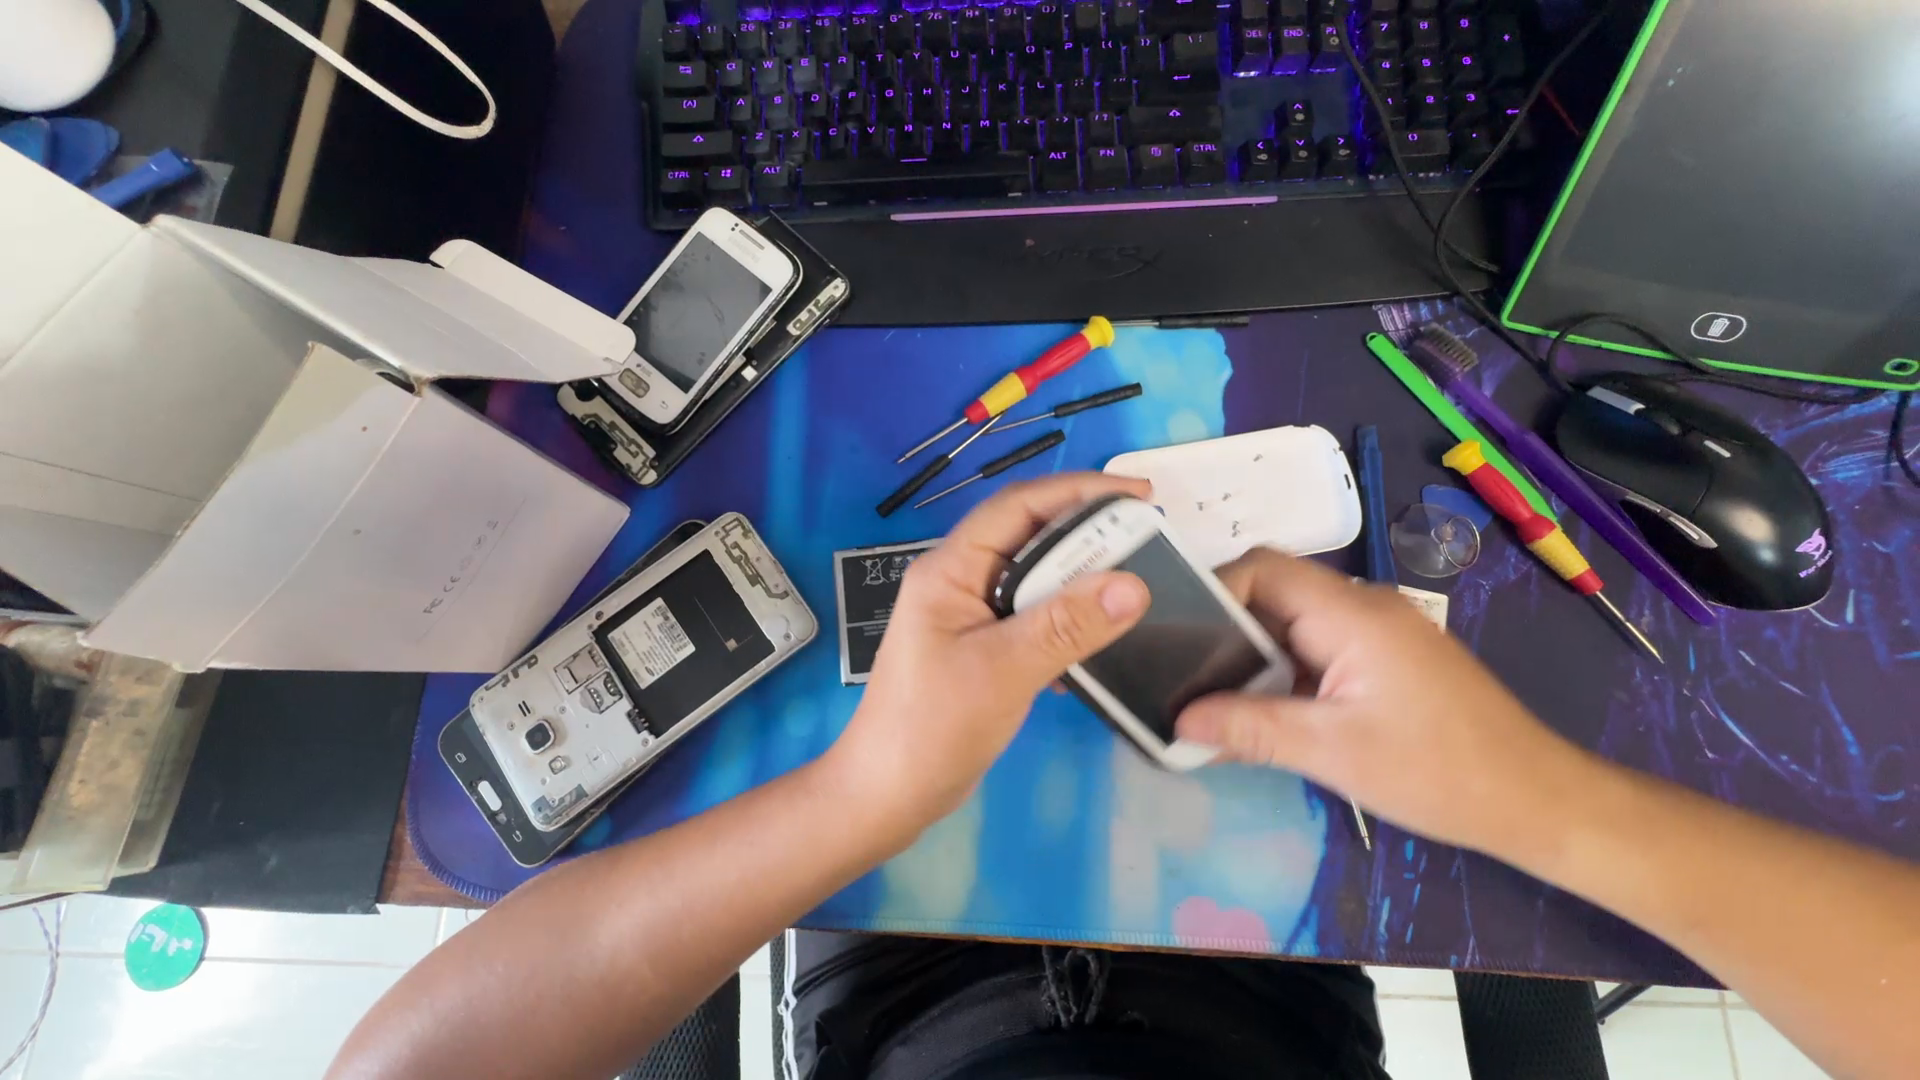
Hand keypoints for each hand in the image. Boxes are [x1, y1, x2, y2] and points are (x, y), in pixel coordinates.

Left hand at [826, 473, 1152, 836]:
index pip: (1018, 506)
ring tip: (1134, 584)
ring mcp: (971, 616)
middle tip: (1149, 538)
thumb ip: (1066, 625)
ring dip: (1082, 579)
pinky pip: (1034, 617)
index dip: (1079, 491)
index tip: (1139, 495)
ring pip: (1036, 580)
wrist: (890, 794)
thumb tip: (1133, 585)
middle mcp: (960, 581)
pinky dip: (1069, 621)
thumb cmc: (933, 726)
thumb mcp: (1003, 670)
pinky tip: (1099, 640)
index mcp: (951, 568)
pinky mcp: (984, 649)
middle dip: (1088, 533)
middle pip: (1031, 538)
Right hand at [1175, 548, 1591, 853]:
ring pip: (1289, 621)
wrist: (1538, 803)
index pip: (1261, 568)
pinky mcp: (1380, 658)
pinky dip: (1277, 670)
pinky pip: (1312, 646)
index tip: (1173, 634)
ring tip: (1205, 690)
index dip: (1211, 589)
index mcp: (1350, 613)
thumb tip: (1178, 719)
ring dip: (1248, 652)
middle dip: (1220, 625)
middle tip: (1177, 667)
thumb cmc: (1438, 771)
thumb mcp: (1332, 752)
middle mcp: (1361, 607)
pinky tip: (1254, 706)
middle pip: (1271, 591)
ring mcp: (1374, 632)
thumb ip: (1249, 728)